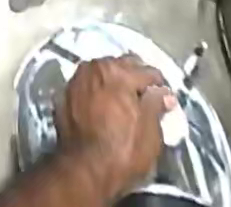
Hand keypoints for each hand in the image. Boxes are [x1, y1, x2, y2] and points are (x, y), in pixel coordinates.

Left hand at [56, 57, 175, 198]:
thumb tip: (164, 93)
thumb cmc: (123, 150)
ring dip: (113, 80)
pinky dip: (97, 89)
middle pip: (120, 65)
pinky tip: (103, 102)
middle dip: (135, 76)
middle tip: (146, 93)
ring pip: (101, 71)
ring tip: (124, 97)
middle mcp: (94, 67)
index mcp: (117, 72)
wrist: (84, 167)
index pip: (146, 71)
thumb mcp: (149, 131)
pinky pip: (87, 83)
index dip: (159, 84)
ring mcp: (76, 77)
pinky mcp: (65, 91)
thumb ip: (156, 105)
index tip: (165, 95)